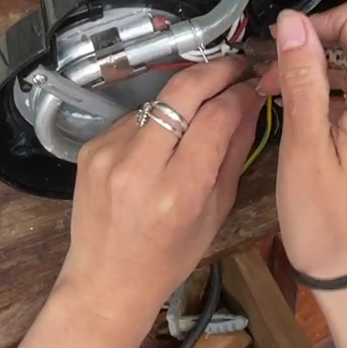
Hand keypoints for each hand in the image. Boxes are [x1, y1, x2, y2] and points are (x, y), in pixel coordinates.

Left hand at [58, 57, 260, 333]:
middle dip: (216, 70)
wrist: (104, 282)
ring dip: (187, 94)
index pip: (216, 117)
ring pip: (160, 99)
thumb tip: (250, 104)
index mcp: (178, 191)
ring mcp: (109, 152)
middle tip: (237, 65)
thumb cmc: (168, 259)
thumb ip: (234, 153)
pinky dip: (159, 118)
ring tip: (208, 99)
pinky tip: (168, 134)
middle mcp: (139, 166)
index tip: (253, 85)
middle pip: (183, 90)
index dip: (240, 93)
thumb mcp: (216, 212)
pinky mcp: (92, 146)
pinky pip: (137, 116)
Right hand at [262, 2, 346, 301]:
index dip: (318, 23)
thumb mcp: (305, 149)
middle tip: (274, 84)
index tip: (281, 54)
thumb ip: (302, 77)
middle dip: (317, 49)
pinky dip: (345, 98)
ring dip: (327, 74)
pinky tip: (315, 126)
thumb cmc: (333, 229)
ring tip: (286, 105)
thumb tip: (293, 19)